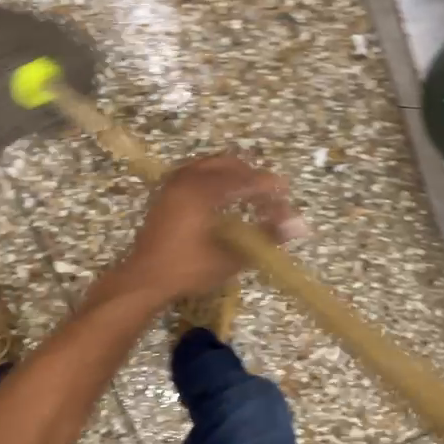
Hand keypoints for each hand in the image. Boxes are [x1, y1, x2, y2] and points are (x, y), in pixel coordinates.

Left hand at [115, 155, 301, 301]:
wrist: (144, 279)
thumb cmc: (187, 270)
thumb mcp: (231, 256)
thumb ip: (266, 237)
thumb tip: (300, 226)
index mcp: (202, 190)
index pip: (245, 179)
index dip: (269, 187)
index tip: (286, 196)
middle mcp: (186, 179)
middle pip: (228, 164)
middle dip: (252, 176)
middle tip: (269, 195)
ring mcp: (172, 184)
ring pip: (210, 165)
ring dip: (233, 176)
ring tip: (250, 196)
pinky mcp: (165, 194)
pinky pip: (196, 174)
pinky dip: (215, 180)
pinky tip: (224, 200)